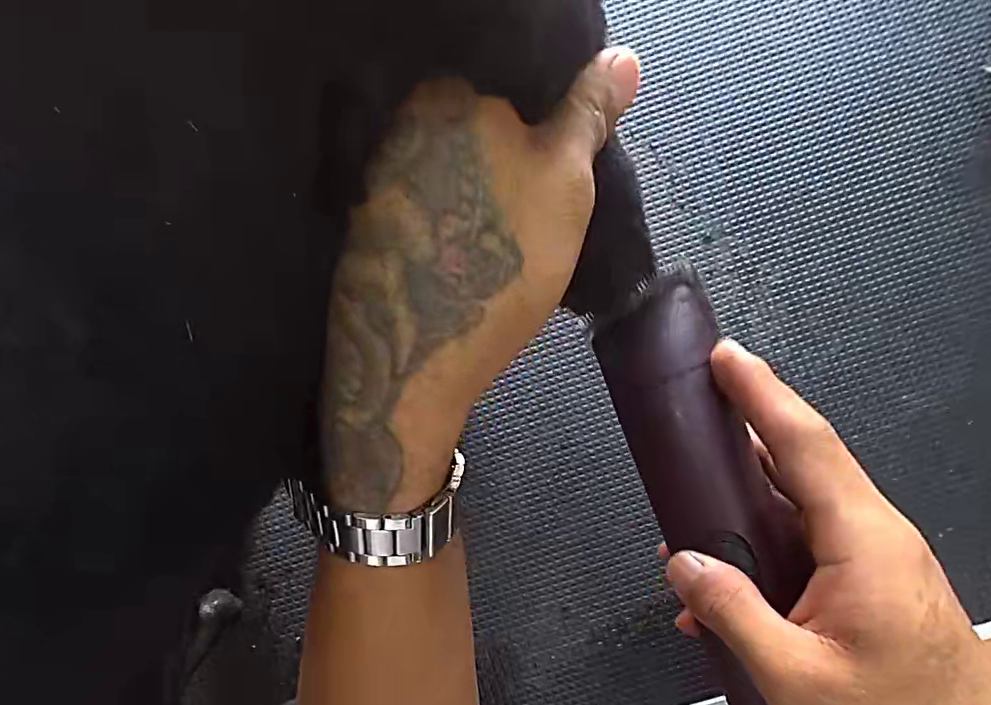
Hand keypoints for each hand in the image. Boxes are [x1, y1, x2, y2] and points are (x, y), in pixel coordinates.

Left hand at [321, 48, 640, 512]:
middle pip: (472, 130)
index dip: (542, 126)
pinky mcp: (369, 236)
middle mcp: (401, 127)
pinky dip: (449, 234)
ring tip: (502, 250)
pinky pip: (425, 217)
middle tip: (534, 219)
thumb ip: (588, 117)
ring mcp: (379, 184)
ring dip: (478, 202)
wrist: (418, 358)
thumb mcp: (565, 186)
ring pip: (449, 178)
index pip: (507, 84)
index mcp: (447, 94)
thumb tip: (621, 60)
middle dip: (507, 162)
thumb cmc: (502, 264)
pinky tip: (466, 266)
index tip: (560, 172)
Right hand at [663, 341, 990, 704]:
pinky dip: (762, 555)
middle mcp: (874, 534)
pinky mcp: (871, 584)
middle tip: (688, 429)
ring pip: (798, 512)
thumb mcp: (794, 676)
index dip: (762, 396)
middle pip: (800, 467)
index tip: (725, 357)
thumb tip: (682, 562)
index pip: (806, 446)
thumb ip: (732, 612)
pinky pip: (807, 550)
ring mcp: (876, 559)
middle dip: (743, 441)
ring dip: (743, 511)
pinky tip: (722, 591)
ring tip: (688, 521)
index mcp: (862, 541)